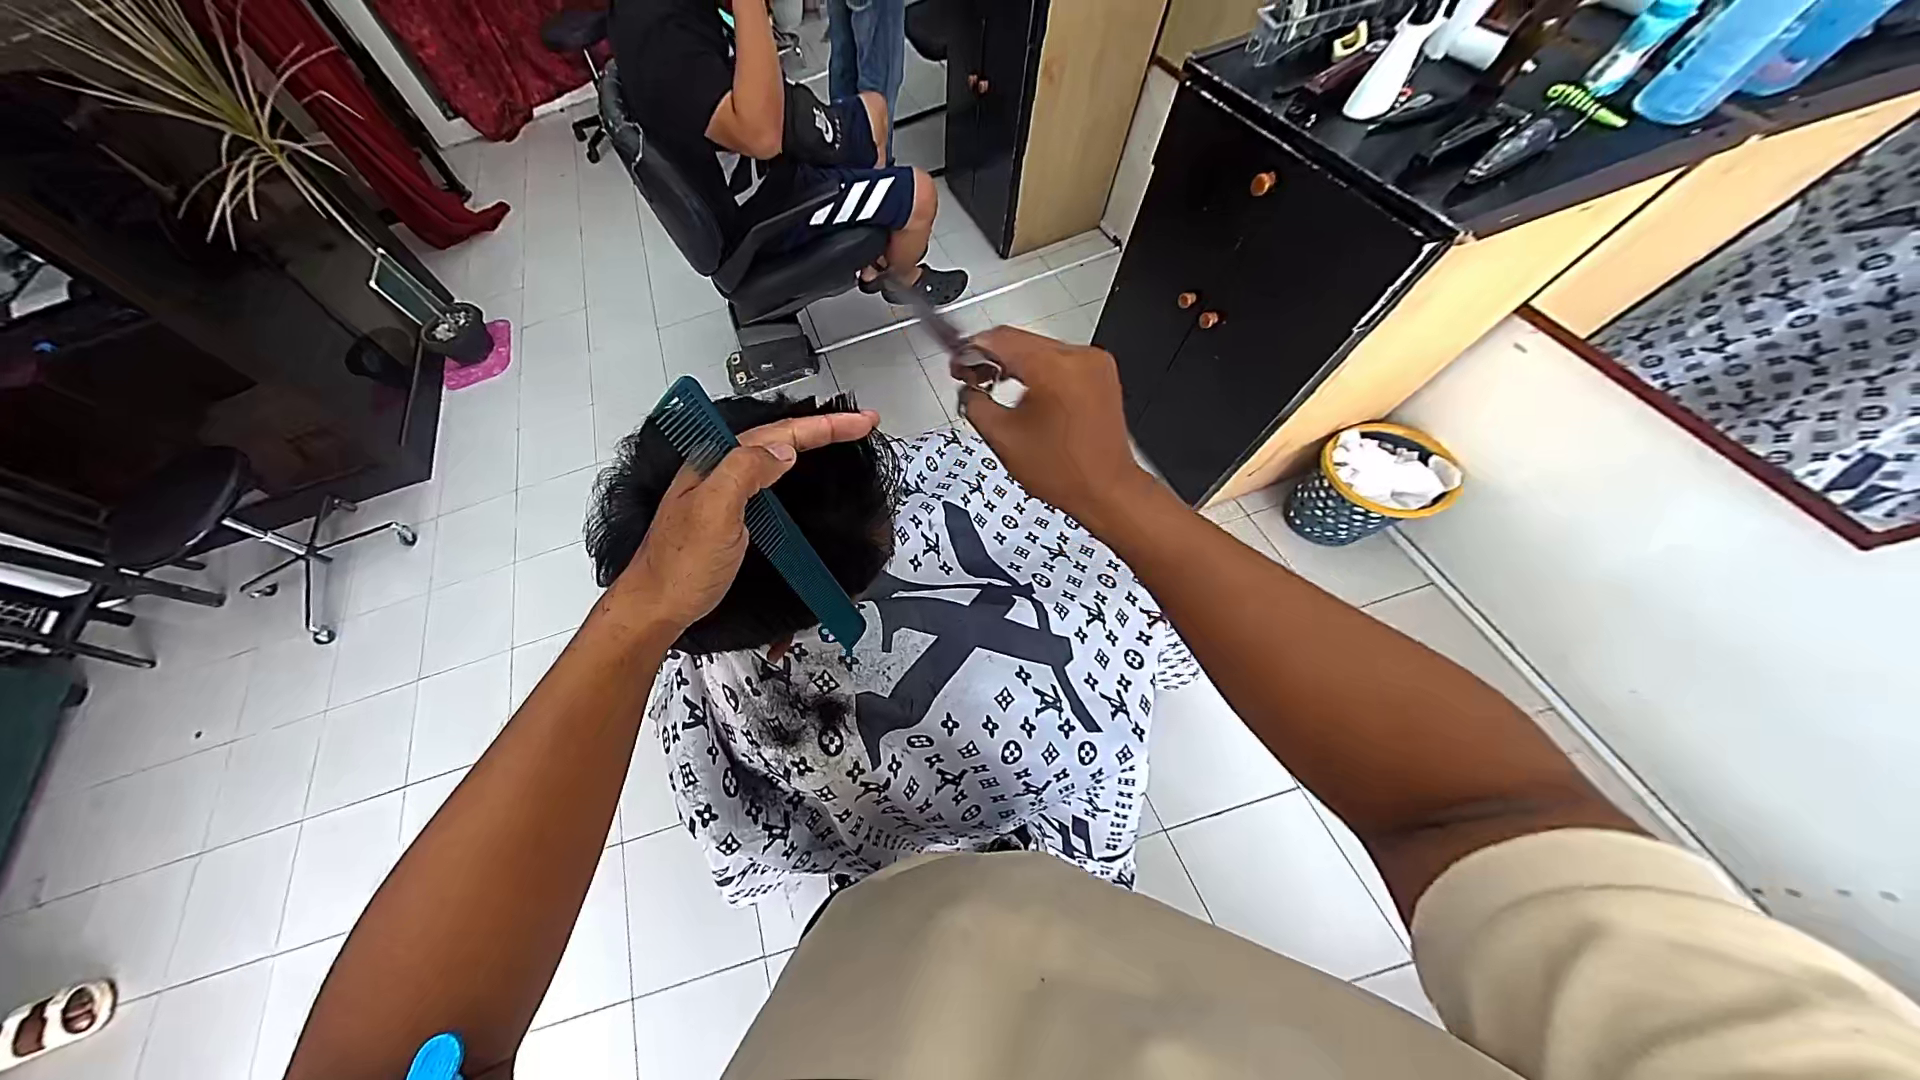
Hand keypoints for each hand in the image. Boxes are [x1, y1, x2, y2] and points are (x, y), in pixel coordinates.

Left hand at [597, 410, 880, 640]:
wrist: (657, 607)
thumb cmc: (678, 567)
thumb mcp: (713, 512)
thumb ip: (744, 473)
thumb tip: (782, 451)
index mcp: (717, 463)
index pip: (781, 433)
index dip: (825, 426)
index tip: (861, 422)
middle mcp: (721, 472)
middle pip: (781, 438)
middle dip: (823, 428)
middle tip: (859, 426)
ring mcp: (726, 493)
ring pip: (777, 458)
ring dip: (811, 447)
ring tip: (840, 439)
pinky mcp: (733, 515)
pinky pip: (771, 483)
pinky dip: (796, 474)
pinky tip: (801, 476)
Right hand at [957, 327, 1156, 528]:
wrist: (1105, 490)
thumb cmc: (1066, 473)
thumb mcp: (1002, 438)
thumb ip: (974, 403)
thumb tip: (968, 390)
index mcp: (1052, 368)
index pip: (1000, 339)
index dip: (971, 350)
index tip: (960, 363)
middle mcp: (1078, 359)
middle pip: (1021, 341)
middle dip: (992, 359)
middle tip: (973, 378)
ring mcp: (1094, 364)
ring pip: (1040, 350)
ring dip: (1016, 364)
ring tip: (998, 388)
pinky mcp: (1101, 375)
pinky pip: (1061, 361)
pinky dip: (1040, 372)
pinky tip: (1027, 393)